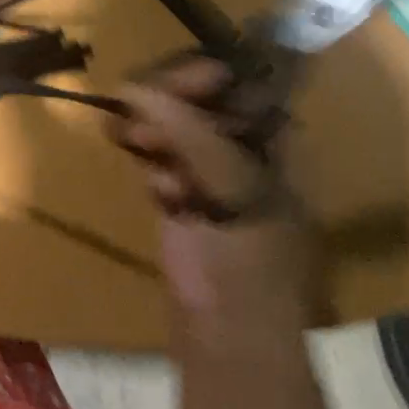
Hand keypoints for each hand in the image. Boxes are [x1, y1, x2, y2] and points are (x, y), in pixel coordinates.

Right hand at [115, 57, 318, 330]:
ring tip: (130, 141)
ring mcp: (205, 164)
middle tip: (139, 109)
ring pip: (166, 115)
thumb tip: (130, 88)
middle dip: (167, 96)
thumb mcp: (238, 191)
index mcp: (279, 139)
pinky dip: (138, 146)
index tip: (179, 82)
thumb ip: (190, 134)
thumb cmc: (252, 264)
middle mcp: (243, 142)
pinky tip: (137, 165)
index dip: (207, 71)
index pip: (242, 79)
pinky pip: (149, 145)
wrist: (228, 337)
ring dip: (146, 122)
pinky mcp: (173, 184)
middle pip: (197, 90)